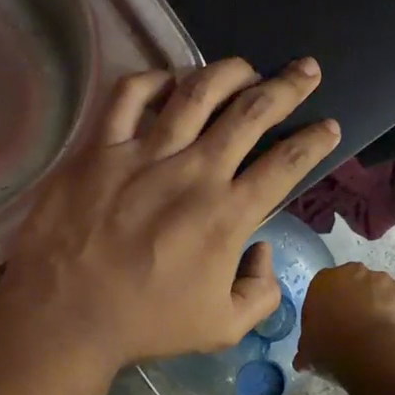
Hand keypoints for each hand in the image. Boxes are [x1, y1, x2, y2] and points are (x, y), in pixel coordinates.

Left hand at [0, 57, 340, 372]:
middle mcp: (193, 172)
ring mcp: (143, 154)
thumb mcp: (222, 328)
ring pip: (196, 91)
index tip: (328, 126)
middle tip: (305, 71)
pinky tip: (168, 80)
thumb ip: (260, 292)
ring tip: (246, 67)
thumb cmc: (145, 325)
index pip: (286, 164)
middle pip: (251, 112)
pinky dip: (153, 80)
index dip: (315, 141)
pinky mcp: (99, 149)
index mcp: (228, 215)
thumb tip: (263, 251)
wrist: (66, 317)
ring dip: (229, 72)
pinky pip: (129, 96)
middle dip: (287, 87)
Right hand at [295, 263, 394, 381]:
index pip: (322, 290)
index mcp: (324, 280)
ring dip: (376, 308)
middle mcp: (354, 272)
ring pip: (378, 293)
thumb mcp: (307, 350)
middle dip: (353, 303)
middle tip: (351, 330)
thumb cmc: (330, 345)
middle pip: (353, 286)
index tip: (327, 328)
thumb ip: (306, 349)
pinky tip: (391, 336)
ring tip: (374, 336)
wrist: (371, 351)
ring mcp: (384, 281)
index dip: (326, 310)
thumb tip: (302, 362)